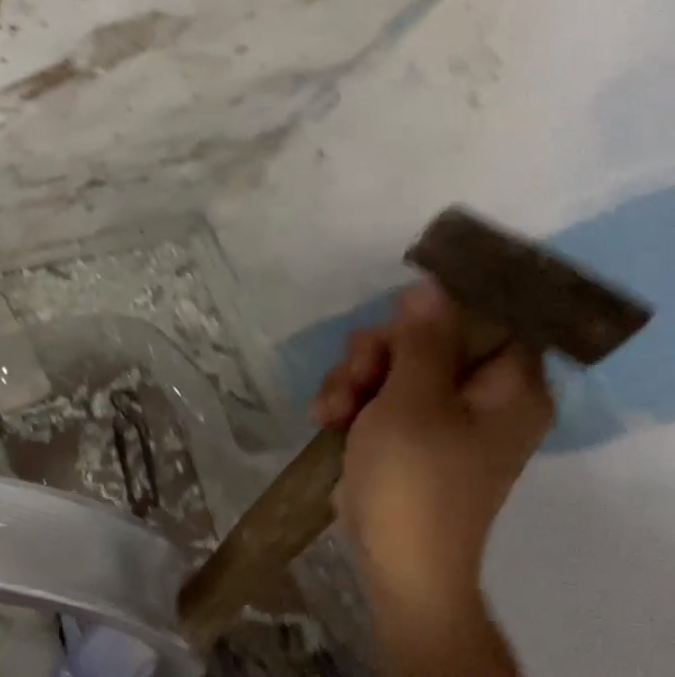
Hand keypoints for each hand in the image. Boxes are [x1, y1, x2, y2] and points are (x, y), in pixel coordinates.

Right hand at [311, 279, 553, 607]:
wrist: (396, 552)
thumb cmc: (414, 475)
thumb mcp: (413, 400)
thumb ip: (423, 341)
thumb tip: (432, 286)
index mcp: (510, 391)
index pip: (486, 324)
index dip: (437, 313)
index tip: (392, 319)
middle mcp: (484, 399)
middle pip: (425, 340)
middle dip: (375, 353)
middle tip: (356, 376)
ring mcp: (444, 417)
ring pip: (389, 364)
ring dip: (350, 379)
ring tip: (333, 410)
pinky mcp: (408, 431)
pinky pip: (375, 392)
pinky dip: (348, 400)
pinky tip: (328, 419)